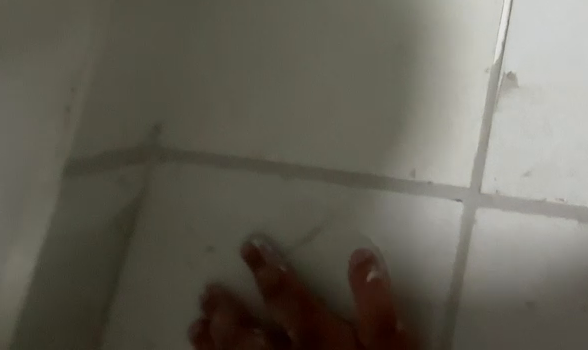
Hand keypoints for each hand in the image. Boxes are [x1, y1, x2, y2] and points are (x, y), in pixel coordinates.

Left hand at [190, 239, 415, 349]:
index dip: (268, 271)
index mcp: (317, 339)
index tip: (249, 248)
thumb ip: (376, 302)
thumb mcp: (391, 343)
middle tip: (208, 291)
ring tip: (196, 326)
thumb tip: (360, 257)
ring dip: (212, 345)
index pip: (287, 298)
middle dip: (228, 310)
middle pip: (249, 335)